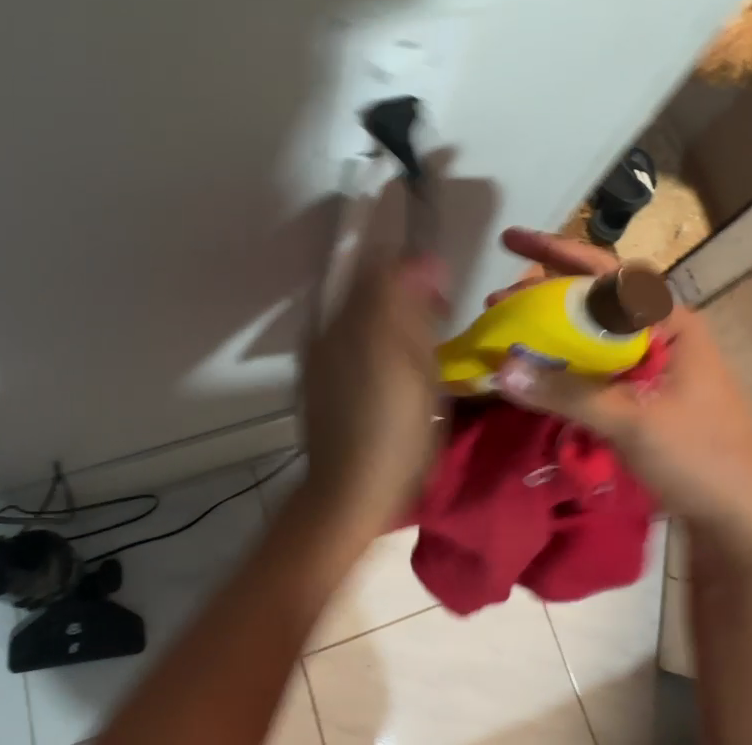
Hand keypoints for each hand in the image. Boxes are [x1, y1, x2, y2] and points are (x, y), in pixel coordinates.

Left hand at [295, 247, 449, 534]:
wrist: (346, 490)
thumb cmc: (399, 438)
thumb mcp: (424, 374)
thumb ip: (420, 314)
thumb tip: (426, 264)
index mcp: (364, 320)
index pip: (387, 262)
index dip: (419, 270)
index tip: (441, 301)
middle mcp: (332, 322)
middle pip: (366, 278)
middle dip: (402, 290)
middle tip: (430, 324)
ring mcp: (315, 345)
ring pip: (354, 305)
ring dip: (384, 313)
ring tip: (409, 350)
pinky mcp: (310, 367)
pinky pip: (340, 331)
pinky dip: (365, 336)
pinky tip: (382, 370)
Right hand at [488, 228, 751, 548]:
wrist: (742, 526)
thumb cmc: (701, 460)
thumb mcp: (632, 422)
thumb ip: (567, 392)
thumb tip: (501, 367)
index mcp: (672, 324)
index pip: (608, 272)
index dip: (558, 251)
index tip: (512, 240)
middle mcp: (662, 336)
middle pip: (595, 300)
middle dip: (543, 295)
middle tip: (497, 301)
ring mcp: (653, 369)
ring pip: (591, 336)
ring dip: (549, 331)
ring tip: (506, 334)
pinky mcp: (643, 399)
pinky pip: (594, 367)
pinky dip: (561, 363)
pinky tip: (534, 372)